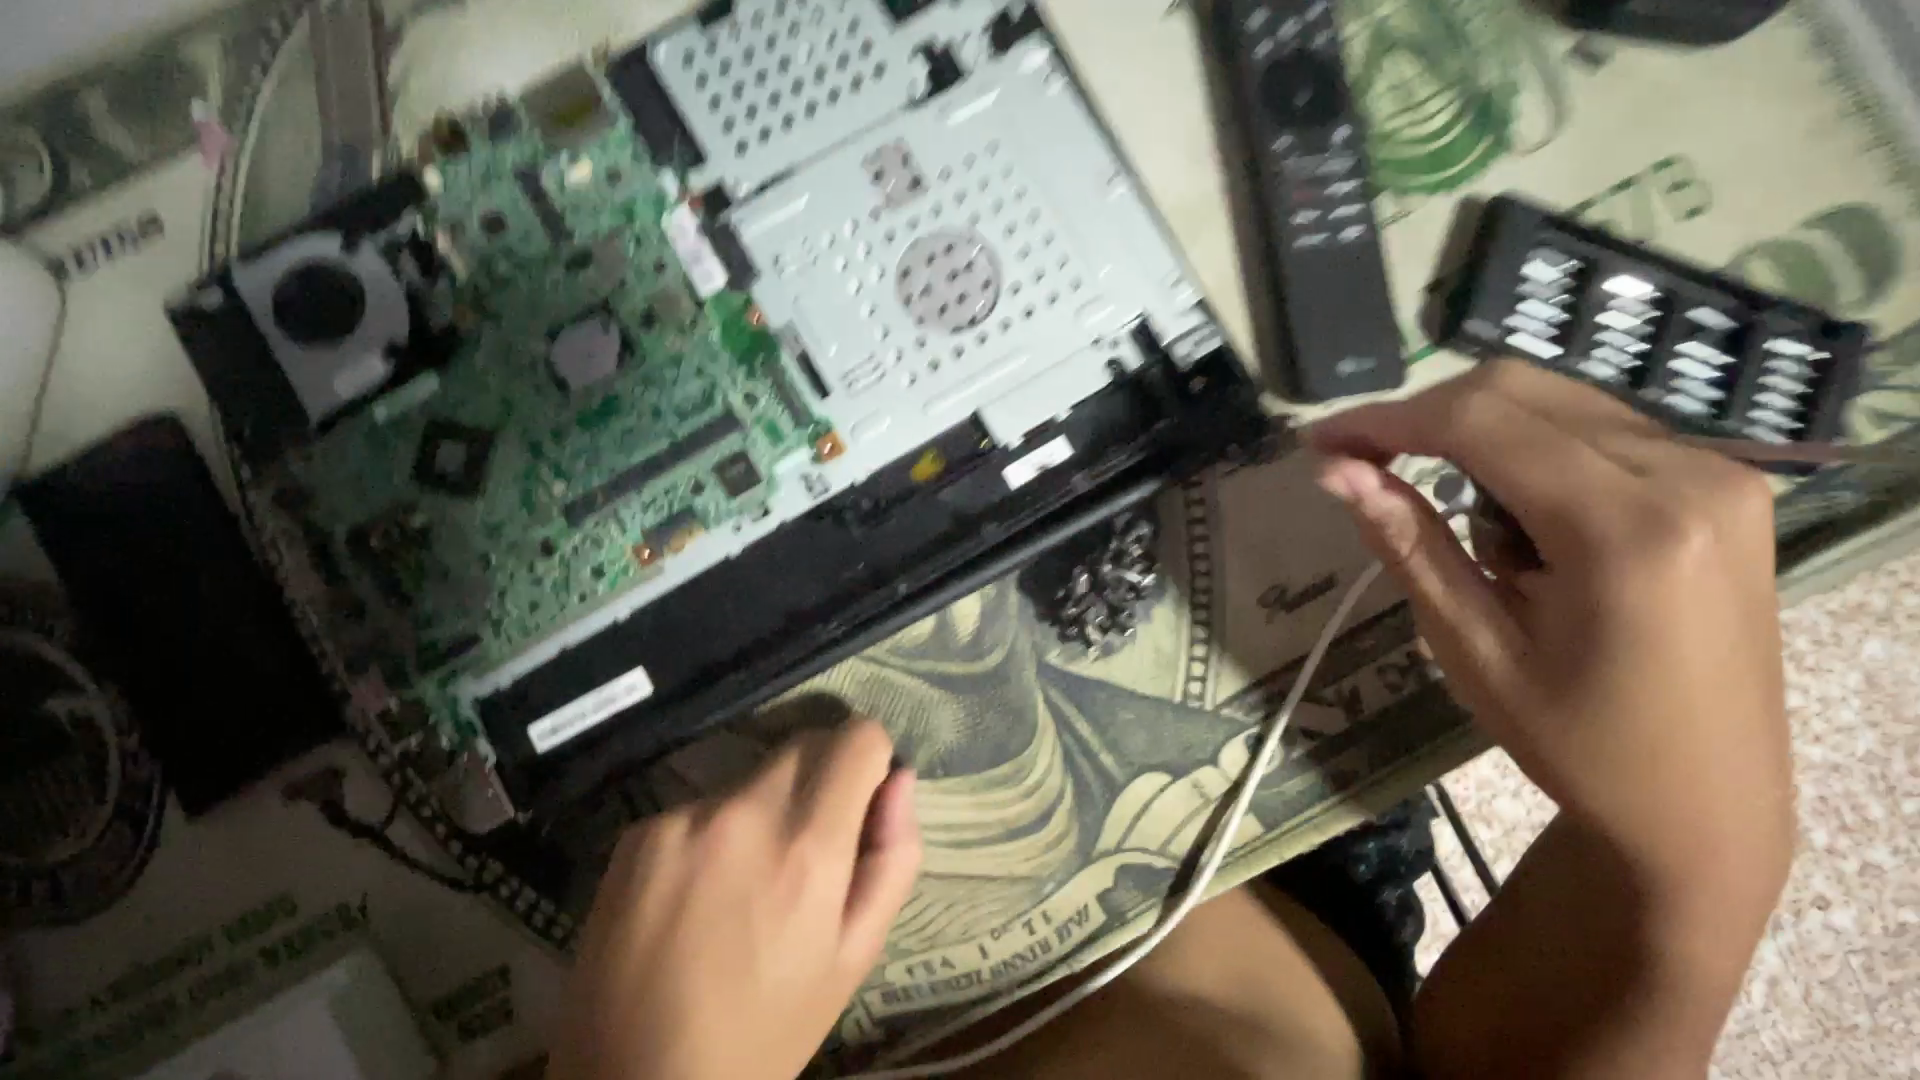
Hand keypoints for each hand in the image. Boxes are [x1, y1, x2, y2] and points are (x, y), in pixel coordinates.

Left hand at [548, 715, 920, 1079]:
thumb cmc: (767, 1029)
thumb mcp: (854, 956)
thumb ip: (892, 857)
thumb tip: (900, 778)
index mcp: (808, 848)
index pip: (857, 738)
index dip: (871, 762)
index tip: (862, 800)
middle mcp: (744, 812)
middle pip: (804, 745)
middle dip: (822, 778)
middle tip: (808, 850)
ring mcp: (682, 819)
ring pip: (750, 778)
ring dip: (763, 809)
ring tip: (742, 886)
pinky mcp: (636, 833)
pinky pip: (697, 808)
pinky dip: (709, 835)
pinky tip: (693, 896)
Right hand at [1308, 361, 1792, 891]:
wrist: (1706, 803)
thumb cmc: (1576, 742)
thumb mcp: (1471, 648)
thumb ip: (1407, 543)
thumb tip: (1334, 471)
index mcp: (1626, 528)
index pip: (1479, 422)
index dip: (1385, 419)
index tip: (1319, 442)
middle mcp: (1689, 474)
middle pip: (1518, 392)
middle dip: (1424, 420)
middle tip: (1363, 469)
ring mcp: (1719, 473)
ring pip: (1555, 403)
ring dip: (1478, 442)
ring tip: (1466, 534)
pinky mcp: (1724, 484)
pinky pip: (1596, 429)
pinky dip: (1529, 455)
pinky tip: (1521, 526)